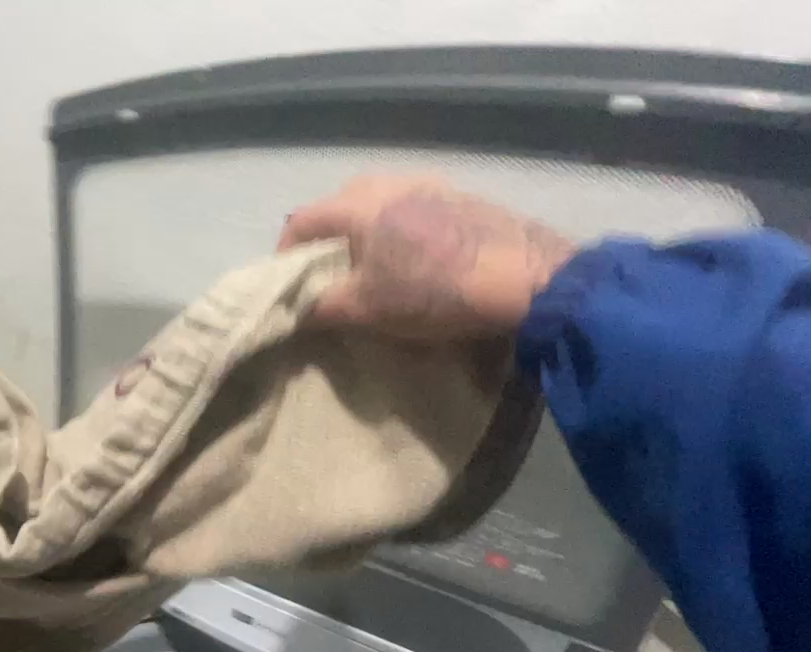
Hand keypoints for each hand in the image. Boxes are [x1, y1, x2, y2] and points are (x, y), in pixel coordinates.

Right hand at [278, 175, 575, 339]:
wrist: (526, 278)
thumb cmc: (432, 292)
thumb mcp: (364, 309)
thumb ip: (320, 307)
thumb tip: (295, 310)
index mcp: (359, 205)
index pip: (301, 220)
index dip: (283, 254)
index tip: (285, 286)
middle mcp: (389, 183)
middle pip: (337, 205)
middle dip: (322, 240)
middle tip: (323, 276)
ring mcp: (429, 184)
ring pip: (375, 203)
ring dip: (359, 233)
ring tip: (365, 269)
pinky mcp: (459, 197)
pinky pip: (408, 207)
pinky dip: (393, 230)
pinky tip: (407, 259)